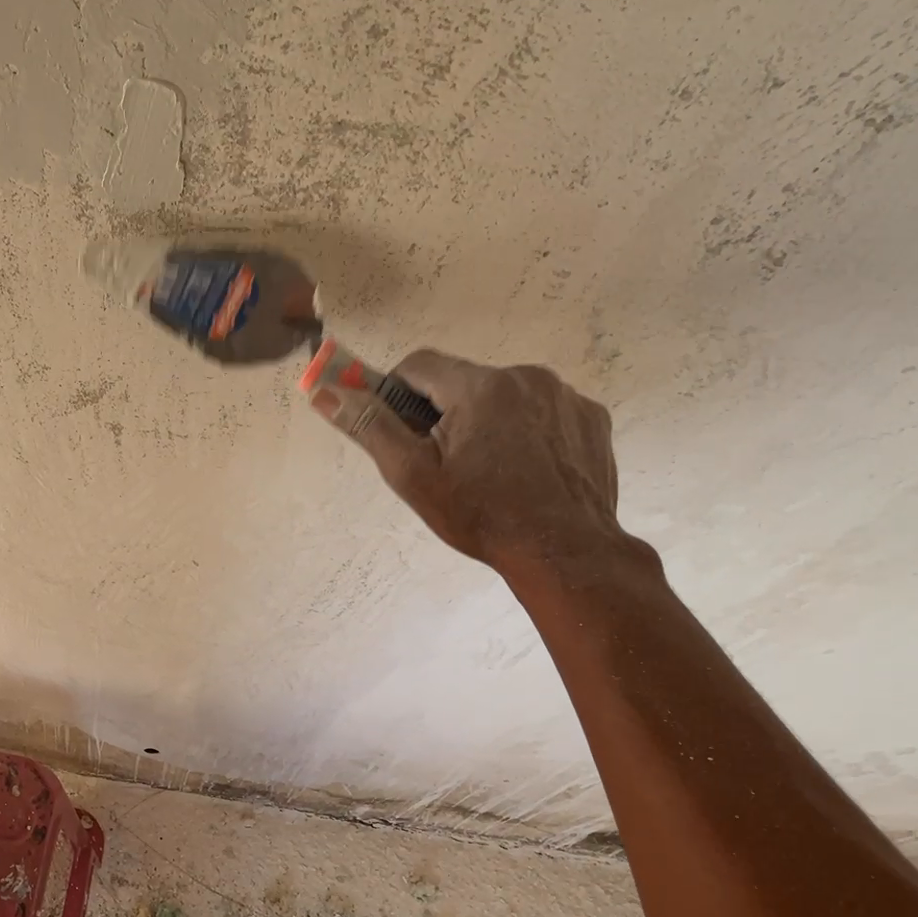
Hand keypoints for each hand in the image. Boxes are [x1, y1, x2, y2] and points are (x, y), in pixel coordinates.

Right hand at [307, 350, 622, 568]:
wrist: (562, 551)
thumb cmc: (479, 514)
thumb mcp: (410, 474)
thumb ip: (369, 425)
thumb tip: (326, 392)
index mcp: (480, 386)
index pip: (417, 364)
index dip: (395, 392)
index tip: (397, 429)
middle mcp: (527, 377)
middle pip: (460, 381)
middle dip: (441, 412)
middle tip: (440, 461)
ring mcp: (565, 396)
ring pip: (501, 396)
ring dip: (483, 420)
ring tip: (485, 470)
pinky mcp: (591, 418)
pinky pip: (539, 411)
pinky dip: (523, 431)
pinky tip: (522, 469)